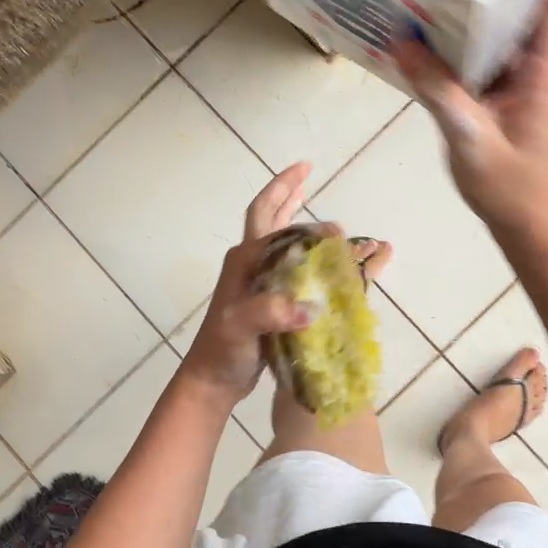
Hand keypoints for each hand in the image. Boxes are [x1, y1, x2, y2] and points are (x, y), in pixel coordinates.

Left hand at [179, 162, 322, 405]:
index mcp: (245, 260)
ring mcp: (256, 276)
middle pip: (267, 213)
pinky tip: (314, 247)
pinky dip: (300, 243)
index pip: (276, 225)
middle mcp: (250, 260)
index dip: (304, 222)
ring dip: (290, 209)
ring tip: (305, 191)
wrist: (212, 380)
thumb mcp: (240, 327)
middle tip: (306, 167)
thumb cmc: (222, 349)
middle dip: (286, 188)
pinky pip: (286, 256)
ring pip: (275, 231)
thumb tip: (308, 308)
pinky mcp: (265, 293)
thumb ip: (270, 312)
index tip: (335, 230)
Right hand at [392, 0, 547, 237]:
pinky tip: (431, 45)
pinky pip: (492, 60)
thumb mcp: (468, 139)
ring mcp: (527, 85)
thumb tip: (402, 42)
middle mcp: (541, 71)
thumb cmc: (510, 189)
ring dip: (477, 17)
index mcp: (545, 75)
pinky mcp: (511, 99)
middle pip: (531, 11)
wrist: (530, 229)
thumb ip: (438, 90)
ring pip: (508, 34)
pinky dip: (467, 48)